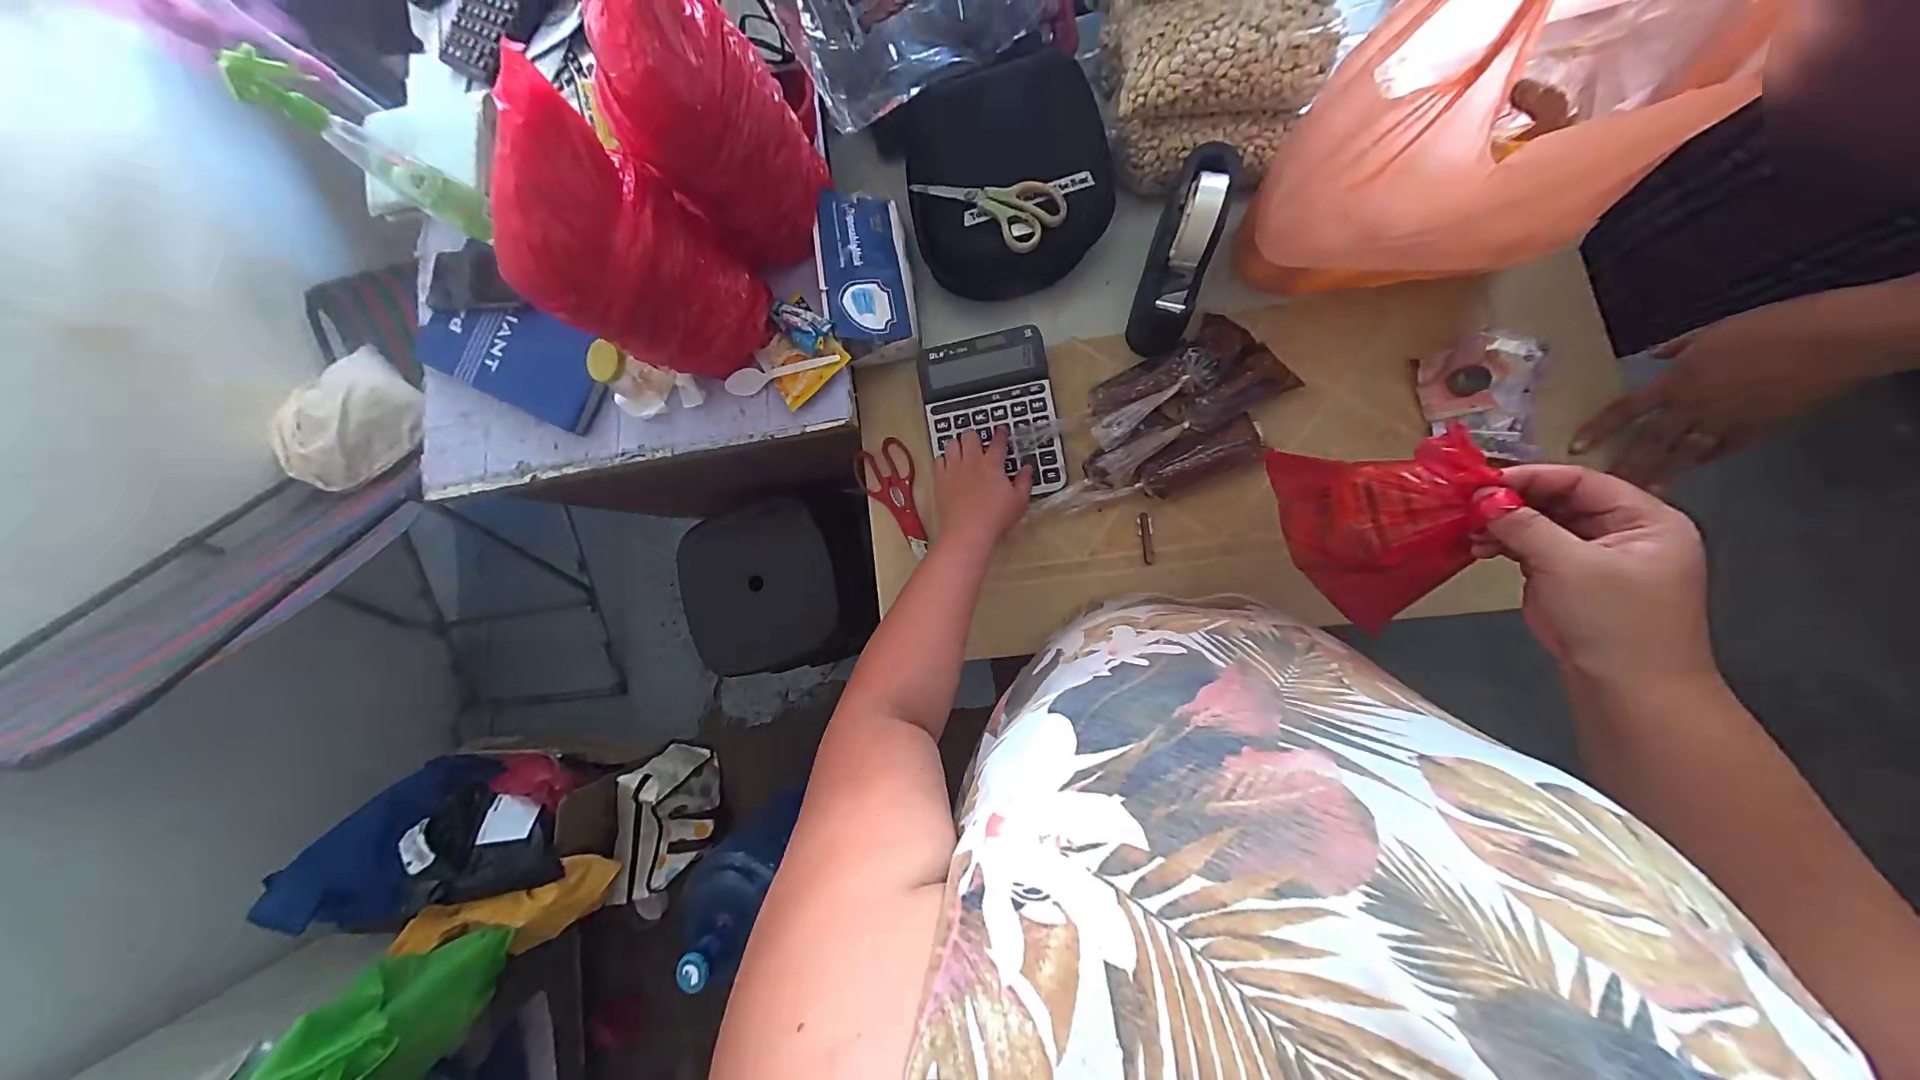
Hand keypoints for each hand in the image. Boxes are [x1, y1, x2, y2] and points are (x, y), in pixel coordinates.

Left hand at [933, 428, 1031, 549]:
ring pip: (951, 444)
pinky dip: (944, 460)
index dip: (1000, 433)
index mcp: (992, 464)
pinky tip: (949, 467)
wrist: (967, 532)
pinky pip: (938, 460)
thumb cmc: (997, 518)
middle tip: (978, 445)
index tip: (1001, 430)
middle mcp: (971, 461)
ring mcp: (953, 469)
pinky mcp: (940, 479)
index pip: (997, 441)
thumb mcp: (1019, 501)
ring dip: (958, 446)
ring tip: (962, 453)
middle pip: (970, 436)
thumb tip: (1027, 467)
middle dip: (975, 437)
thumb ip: (1024, 481)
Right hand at [1472, 465, 1714, 689]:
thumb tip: (1484, 496)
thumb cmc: (1614, 622)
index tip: (1482, 483)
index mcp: (1646, 520)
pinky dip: (1506, 545)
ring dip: (1504, 525)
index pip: (1582, 481)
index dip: (1531, 478)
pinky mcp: (1570, 579)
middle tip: (1468, 507)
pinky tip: (1480, 548)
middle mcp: (1623, 532)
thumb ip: (1525, 525)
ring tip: (1469, 532)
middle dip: (1512, 503)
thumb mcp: (1568, 566)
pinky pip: (1533, 549)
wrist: (1630, 690)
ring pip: (1542, 525)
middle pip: (1560, 501)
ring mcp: (1594, 557)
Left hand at [1571, 294, 1875, 489]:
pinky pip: (1720, 450)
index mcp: (1676, 383)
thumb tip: (1655, 355)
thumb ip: (1678, 348)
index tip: (1574, 448)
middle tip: (1597, 485)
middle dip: (1622, 464)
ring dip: (1658, 473)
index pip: (1624, 411)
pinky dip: (1702, 461)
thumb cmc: (1773, 326)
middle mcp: (1693, 408)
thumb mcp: (1712, 332)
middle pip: (1647, 443)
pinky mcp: (1757, 430)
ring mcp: (1725, 422)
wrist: (1839, 338)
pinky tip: (1687, 471)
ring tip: (1636, 492)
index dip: (1597, 430)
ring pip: (1680, 455)